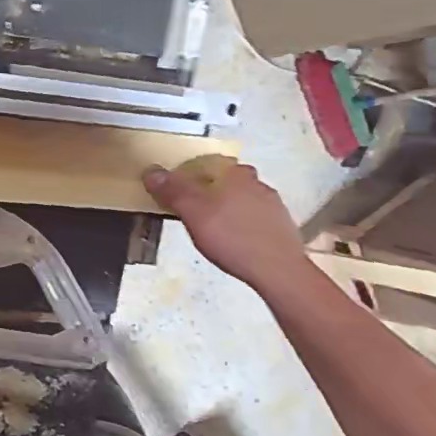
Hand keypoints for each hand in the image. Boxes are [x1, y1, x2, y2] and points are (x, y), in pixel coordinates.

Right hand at [142, 156, 310, 290]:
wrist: (277, 270)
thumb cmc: (231, 237)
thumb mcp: (193, 213)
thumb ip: (173, 191)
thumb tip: (151, 170)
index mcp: (236, 175)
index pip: (213, 164)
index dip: (198, 177)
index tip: (186, 194)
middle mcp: (259, 184)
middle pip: (231, 183)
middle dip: (216, 194)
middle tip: (199, 214)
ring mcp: (275, 207)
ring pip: (246, 202)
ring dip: (232, 212)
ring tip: (218, 233)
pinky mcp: (284, 229)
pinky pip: (258, 222)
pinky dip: (246, 229)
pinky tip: (239, 245)